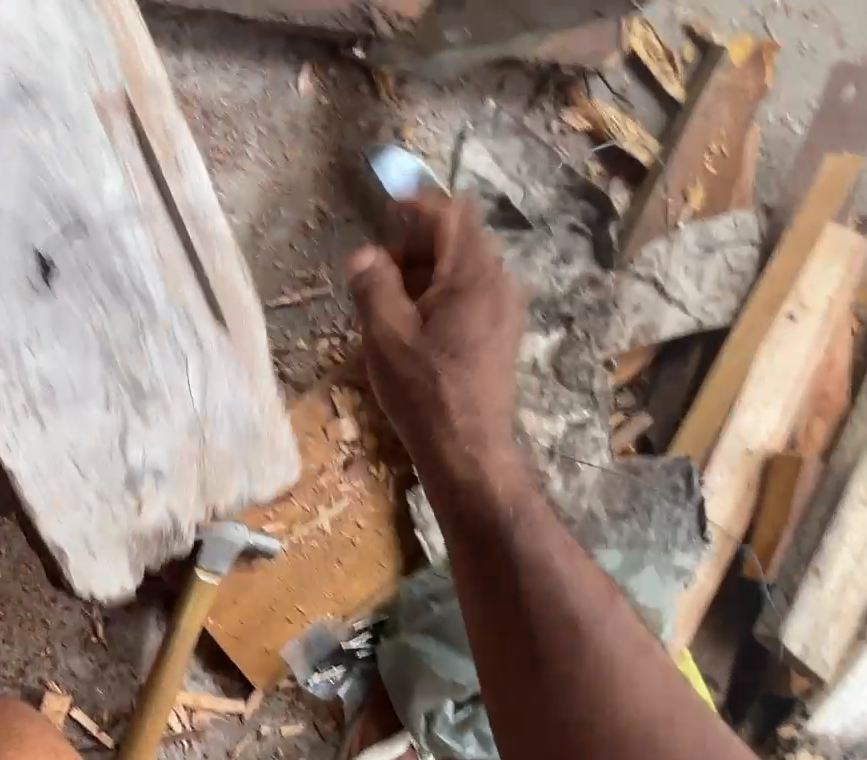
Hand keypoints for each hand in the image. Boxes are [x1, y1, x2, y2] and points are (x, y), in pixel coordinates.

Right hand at [349, 193, 524, 484]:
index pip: (450, 214)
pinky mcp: (500, 334)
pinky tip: (414, 330)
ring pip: (461, 270)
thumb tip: (362, 255)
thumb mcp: (386, 337)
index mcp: (471, 275)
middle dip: (414, 246)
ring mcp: (504, 309)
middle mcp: (497, 282)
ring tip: (388, 308)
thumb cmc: (423, 391)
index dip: (416, 205)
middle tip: (375, 277)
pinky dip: (438, 297)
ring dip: (423, 275)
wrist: (467, 447)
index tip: (384, 211)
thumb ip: (373, 287)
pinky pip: (469, 296)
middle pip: (457, 240)